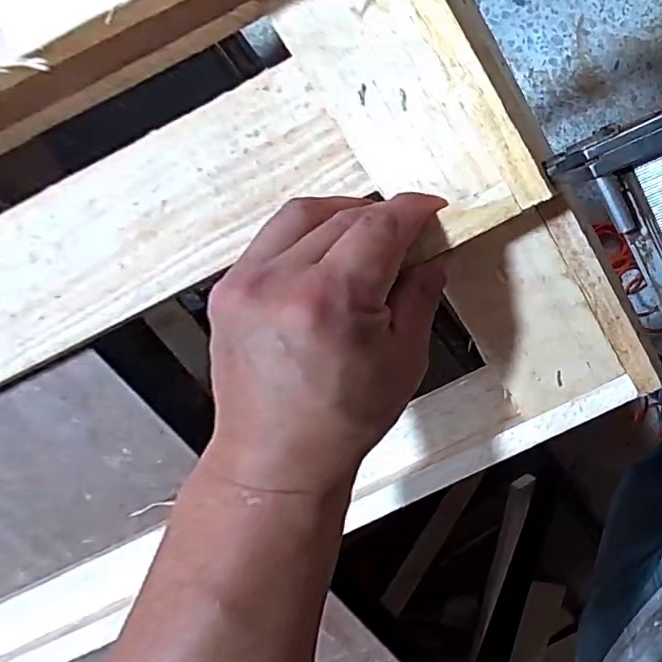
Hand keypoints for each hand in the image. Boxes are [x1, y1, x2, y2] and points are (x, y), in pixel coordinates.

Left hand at [201, 194, 449, 495]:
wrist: (280, 454)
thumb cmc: (344, 418)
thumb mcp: (407, 357)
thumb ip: (420, 297)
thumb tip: (431, 261)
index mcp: (331, 299)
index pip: (379, 226)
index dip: (412, 209)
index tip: (432, 207)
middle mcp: (280, 281)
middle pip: (343, 215)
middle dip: (385, 215)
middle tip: (414, 231)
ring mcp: (246, 283)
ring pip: (302, 216)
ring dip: (345, 214)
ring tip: (373, 233)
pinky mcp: (229, 290)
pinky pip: (274, 239)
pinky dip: (311, 234)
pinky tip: (335, 254)